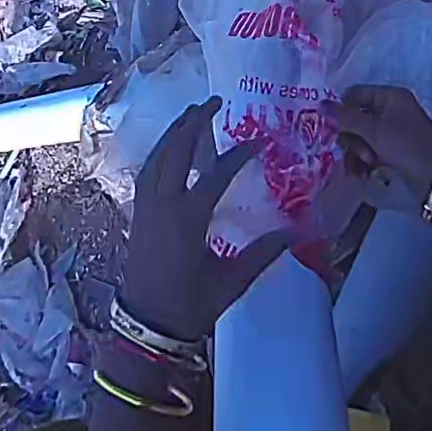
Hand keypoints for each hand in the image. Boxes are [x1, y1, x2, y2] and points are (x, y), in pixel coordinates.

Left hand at [119, 98, 289, 339]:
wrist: (145, 329)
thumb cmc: (189, 306)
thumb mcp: (231, 282)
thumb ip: (261, 254)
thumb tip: (293, 233)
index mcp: (186, 220)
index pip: (214, 176)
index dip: (237, 156)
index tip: (257, 142)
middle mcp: (162, 206)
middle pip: (176, 153)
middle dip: (194, 123)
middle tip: (213, 101)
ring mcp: (145, 209)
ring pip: (157, 158)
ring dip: (174, 132)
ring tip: (192, 113)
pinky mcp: (138, 214)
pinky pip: (147, 172)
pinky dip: (160, 152)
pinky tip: (171, 147)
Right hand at [323, 85, 431, 206]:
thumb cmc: (406, 148)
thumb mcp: (375, 131)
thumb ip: (346, 118)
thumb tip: (321, 104)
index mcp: (391, 96)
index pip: (355, 94)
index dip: (341, 109)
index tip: (332, 127)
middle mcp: (390, 109)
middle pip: (355, 117)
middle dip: (352, 137)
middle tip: (356, 152)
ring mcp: (391, 130)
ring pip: (359, 136)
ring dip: (357, 152)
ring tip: (365, 166)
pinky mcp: (391, 149)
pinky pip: (368, 149)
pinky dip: (363, 161)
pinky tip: (363, 174)